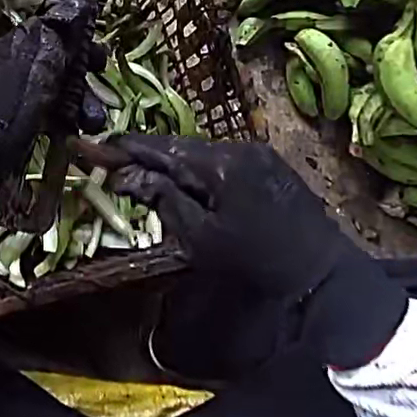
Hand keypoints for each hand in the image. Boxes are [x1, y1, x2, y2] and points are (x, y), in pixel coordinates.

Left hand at [0, 0, 102, 242]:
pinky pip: (48, 115)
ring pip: (57, 91)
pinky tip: (74, 135)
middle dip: (84, 79)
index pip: (55, 33)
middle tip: (100, 95)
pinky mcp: (15, 123)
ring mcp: (15, 96)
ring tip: (93, 123)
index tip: (101, 59)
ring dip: (80, 104)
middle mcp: (16, 66)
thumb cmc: (1, 117)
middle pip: (60, 64)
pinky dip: (65, 122)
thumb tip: (68, 13)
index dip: (81, 44)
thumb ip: (52, 47)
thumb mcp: (33, 76)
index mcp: (18, 47)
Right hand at [112, 136, 406, 367]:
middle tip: (113, 162)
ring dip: (173, 162)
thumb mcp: (201, 239)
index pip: (162, 150)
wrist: (322, 271)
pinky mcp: (267, 161)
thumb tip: (126, 177)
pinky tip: (186, 181)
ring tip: (144, 173)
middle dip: (147, 155)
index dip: (126, 148)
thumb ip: (164, 201)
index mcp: (219, 164)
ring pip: (201, 151)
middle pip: (180, 147)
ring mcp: (255, 151)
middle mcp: (237, 146)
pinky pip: (220, 158)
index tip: (94, 144)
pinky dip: (197, 168)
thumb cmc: (256, 260)